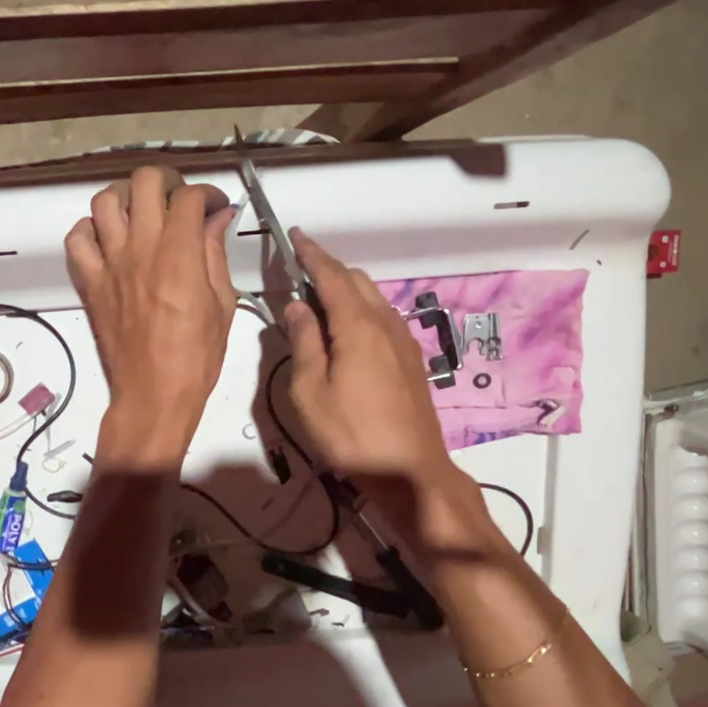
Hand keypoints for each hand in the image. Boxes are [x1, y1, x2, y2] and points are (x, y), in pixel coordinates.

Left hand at [66, 166, 235, 465]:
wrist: (153, 395)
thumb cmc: (197, 357)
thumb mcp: (222, 304)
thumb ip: (215, 254)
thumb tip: (218, 218)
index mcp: (180, 254)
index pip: (190, 196)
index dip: (209, 194)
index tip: (217, 208)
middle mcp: (141, 248)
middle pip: (145, 182)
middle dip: (167, 181)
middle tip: (178, 200)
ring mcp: (110, 263)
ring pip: (105, 201)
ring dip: (126, 198)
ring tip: (141, 213)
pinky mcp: (90, 282)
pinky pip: (77, 240)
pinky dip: (90, 230)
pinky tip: (108, 240)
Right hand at [282, 230, 490, 543]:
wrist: (409, 470)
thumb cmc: (350, 433)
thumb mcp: (309, 391)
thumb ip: (303, 342)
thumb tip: (297, 306)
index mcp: (357, 326)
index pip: (332, 275)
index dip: (311, 254)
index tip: (296, 235)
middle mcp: (385, 323)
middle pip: (357, 281)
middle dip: (329, 269)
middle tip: (300, 271)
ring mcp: (403, 342)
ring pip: (373, 299)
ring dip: (346, 290)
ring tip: (319, 299)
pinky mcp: (411, 361)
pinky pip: (382, 319)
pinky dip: (360, 310)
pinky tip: (348, 330)